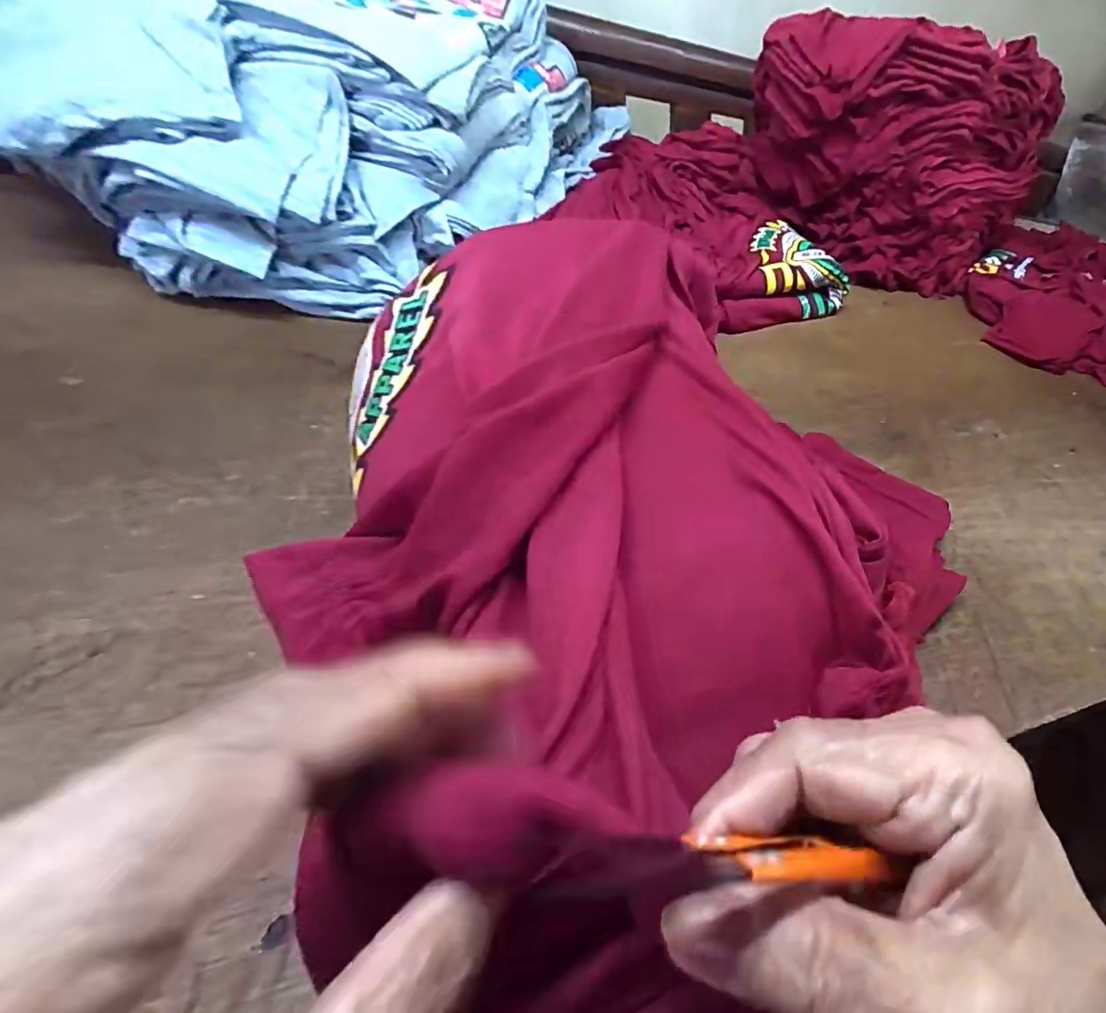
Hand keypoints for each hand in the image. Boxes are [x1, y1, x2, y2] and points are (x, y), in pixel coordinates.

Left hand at [0, 641, 531, 1012]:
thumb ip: (387, 998)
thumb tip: (488, 879)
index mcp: (56, 921)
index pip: (272, 739)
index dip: (409, 686)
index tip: (513, 668)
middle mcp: (28, 860)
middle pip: (257, 714)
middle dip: (406, 694)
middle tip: (502, 722)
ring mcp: (27, 854)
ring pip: (235, 727)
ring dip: (369, 717)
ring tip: (458, 742)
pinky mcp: (42, 864)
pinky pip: (210, 761)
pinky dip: (319, 746)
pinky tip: (368, 777)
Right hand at [661, 709, 1105, 1012]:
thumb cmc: (1023, 1010)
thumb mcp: (918, 999)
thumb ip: (804, 954)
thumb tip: (684, 911)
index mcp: (958, 770)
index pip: (817, 752)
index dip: (739, 805)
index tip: (682, 881)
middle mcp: (942, 740)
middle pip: (812, 752)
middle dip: (752, 822)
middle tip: (713, 906)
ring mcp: (932, 757)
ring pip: (816, 770)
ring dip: (773, 835)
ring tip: (763, 908)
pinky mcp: (920, 787)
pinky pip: (836, 794)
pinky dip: (802, 841)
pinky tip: (807, 890)